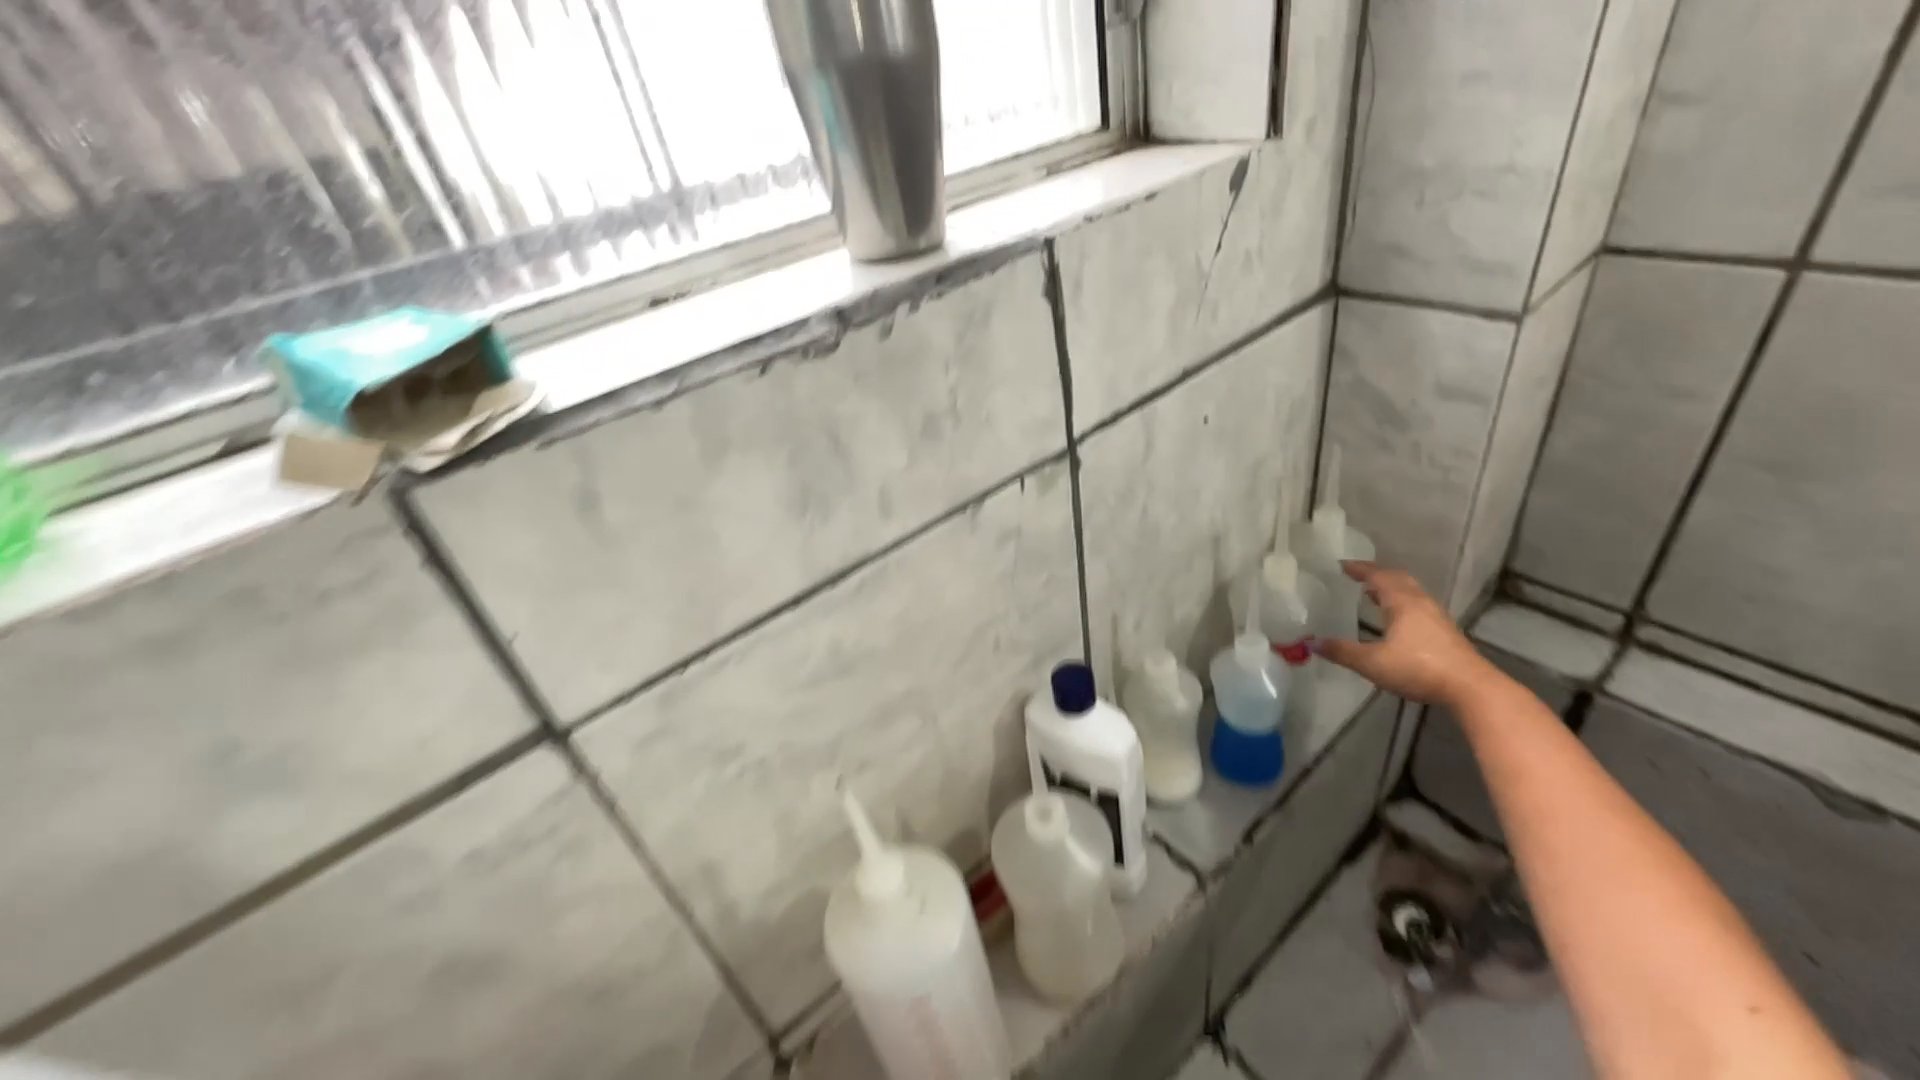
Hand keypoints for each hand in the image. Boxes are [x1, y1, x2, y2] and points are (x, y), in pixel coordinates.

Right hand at [1317, 561, 1496, 706]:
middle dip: (1377, 575)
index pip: (1378, 576)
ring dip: (1391, 588)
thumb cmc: (1418, 668)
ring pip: (1411, 592)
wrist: (1470, 687)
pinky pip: (1418, 606)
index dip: (1360, 569)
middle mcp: (1421, 603)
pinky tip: (1396, 619)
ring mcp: (1436, 617)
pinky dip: (1401, 603)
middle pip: (1398, 579)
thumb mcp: (1373, 663)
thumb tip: (1311, 643)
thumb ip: (1342, 652)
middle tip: (1357, 576)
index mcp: (1403, 602)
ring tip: (1373, 594)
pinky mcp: (1445, 632)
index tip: (1342, 565)